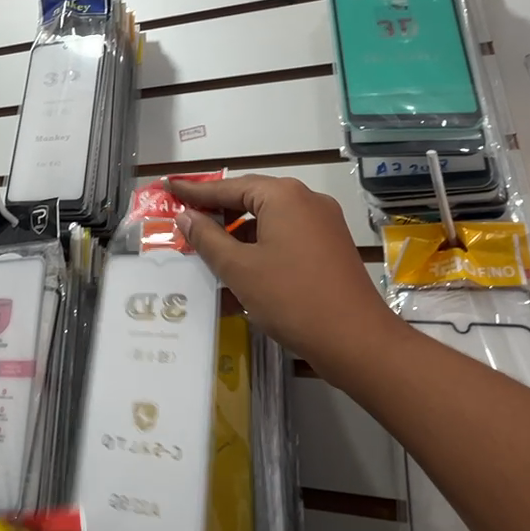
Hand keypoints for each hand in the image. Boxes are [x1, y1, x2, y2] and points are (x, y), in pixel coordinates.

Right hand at [170, 174, 407, 378]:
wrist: (359, 343)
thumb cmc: (292, 299)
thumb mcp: (239, 269)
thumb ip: (208, 239)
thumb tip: (186, 217)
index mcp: (283, 196)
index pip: (228, 187)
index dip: (195, 192)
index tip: (169, 188)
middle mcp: (306, 201)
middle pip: (250, 199)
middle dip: (217, 213)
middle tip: (186, 222)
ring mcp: (324, 224)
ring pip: (269, 220)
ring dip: (239, 235)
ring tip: (210, 252)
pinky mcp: (332, 248)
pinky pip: (287, 237)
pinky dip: (261, 248)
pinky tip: (243, 272)